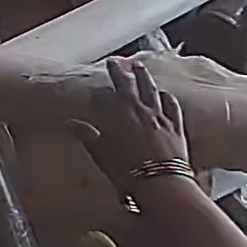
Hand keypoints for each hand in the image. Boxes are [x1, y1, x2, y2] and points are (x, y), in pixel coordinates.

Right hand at [70, 58, 191, 187]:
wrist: (163, 185)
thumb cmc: (127, 171)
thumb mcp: (101, 154)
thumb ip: (87, 135)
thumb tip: (71, 123)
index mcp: (118, 114)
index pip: (104, 97)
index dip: (97, 95)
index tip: (93, 94)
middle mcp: (138, 109)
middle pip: (126, 84)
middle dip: (118, 72)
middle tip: (114, 61)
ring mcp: (159, 116)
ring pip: (149, 89)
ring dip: (143, 76)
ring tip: (138, 65)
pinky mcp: (175, 126)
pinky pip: (171, 106)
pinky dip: (166, 97)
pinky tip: (163, 94)